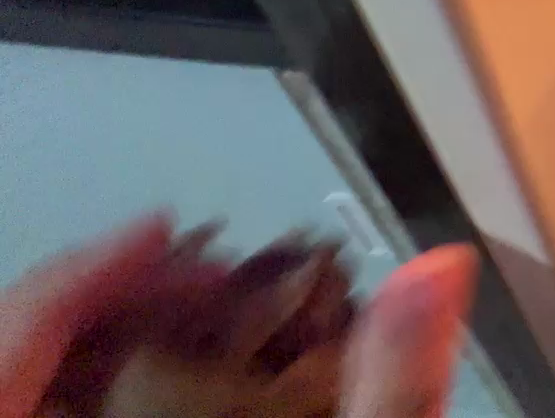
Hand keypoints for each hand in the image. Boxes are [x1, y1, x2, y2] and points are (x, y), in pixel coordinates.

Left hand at [0, 216, 476, 417]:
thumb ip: (400, 383)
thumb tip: (435, 270)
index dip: (66, 286)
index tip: (159, 230)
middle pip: (0, 384)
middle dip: (100, 303)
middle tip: (198, 269)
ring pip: (13, 410)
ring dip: (90, 344)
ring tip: (187, 315)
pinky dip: (88, 392)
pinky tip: (161, 380)